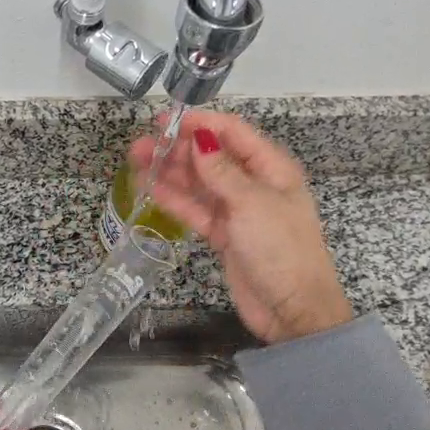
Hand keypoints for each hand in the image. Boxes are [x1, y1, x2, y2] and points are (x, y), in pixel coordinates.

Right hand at [129, 111, 351, 344]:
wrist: (293, 310)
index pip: (233, 133)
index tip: (165, 120)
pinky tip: (148, 188)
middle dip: (177, 148)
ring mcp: (237, 210)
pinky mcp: (223, 233)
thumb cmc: (282, 249)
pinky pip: (194, 209)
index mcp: (272, 169)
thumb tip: (199, 139)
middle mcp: (253, 184)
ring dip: (169, 171)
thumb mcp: (253, 204)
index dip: (200, 123)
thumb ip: (222, 171)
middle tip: (141, 144)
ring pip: (198, 182)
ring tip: (136, 162)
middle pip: (210, 156)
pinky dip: (173, 198)